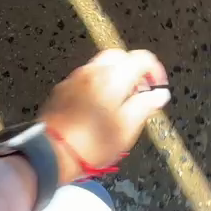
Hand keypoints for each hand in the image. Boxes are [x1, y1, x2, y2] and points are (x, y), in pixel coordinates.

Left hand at [39, 48, 170, 184]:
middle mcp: (94, 70)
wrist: (50, 153)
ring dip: (115, 76)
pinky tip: (97, 107)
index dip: (155, 70)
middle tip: (139, 92)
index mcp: (114, 76)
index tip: (157, 88)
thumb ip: (145, 106)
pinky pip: (86, 77)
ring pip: (101, 65)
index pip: (141, 58)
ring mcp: (76, 77)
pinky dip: (98, 84)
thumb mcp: (126, 128)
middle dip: (133, 69)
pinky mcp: (62, 89)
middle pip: (120, 56)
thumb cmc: (93, 143)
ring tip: (119, 102)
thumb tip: (160, 94)